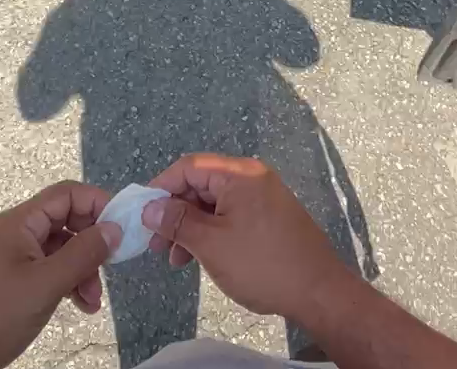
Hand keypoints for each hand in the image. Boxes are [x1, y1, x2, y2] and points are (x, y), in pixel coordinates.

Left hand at [0, 182, 121, 368]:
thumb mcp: (46, 284)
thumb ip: (83, 253)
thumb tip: (115, 228)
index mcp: (20, 222)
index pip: (67, 194)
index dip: (97, 203)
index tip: (122, 227)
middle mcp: (17, 232)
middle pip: (66, 220)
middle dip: (92, 243)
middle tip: (111, 266)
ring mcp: (13, 257)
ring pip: (61, 248)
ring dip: (83, 269)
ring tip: (93, 300)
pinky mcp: (12, 281)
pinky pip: (49, 269)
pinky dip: (68, 282)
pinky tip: (80, 305)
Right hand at [142, 153, 351, 319]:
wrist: (316, 289)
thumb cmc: (261, 263)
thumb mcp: (212, 244)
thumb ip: (178, 222)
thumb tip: (150, 207)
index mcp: (239, 174)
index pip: (190, 167)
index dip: (161, 187)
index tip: (140, 213)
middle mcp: (251, 176)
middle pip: (201, 183)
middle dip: (175, 211)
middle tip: (155, 243)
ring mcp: (262, 195)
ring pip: (214, 202)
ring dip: (191, 225)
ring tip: (175, 259)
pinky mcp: (267, 215)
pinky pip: (230, 213)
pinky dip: (211, 231)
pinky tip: (199, 256)